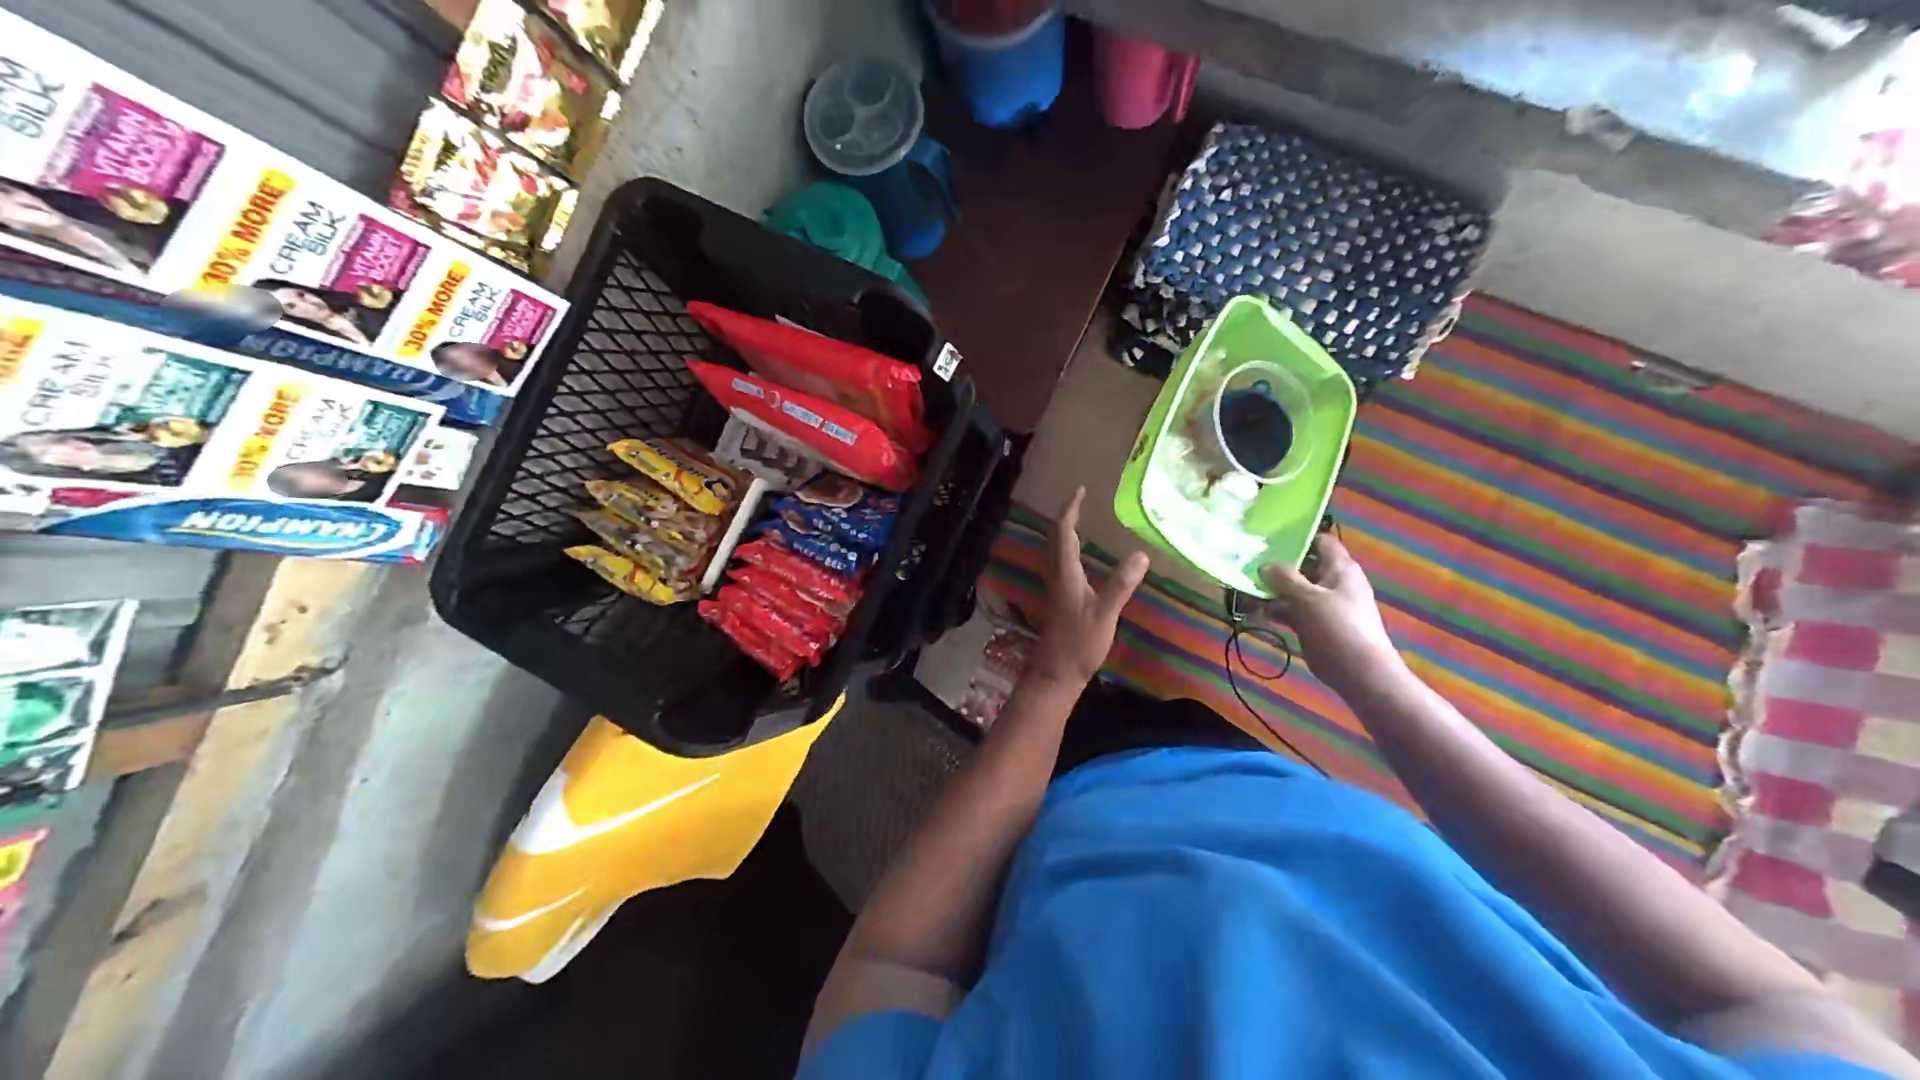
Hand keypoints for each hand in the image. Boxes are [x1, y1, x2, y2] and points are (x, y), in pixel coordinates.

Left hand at [1027, 488, 1148, 686]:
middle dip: (1067, 515)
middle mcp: (1056, 574)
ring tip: (1081, 519)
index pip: (1063, 531)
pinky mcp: (1059, 597)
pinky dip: (1069, 548)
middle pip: (1056, 536)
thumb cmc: (1079, 643)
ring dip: (1066, 530)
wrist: (1056, 671)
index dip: (1070, 509)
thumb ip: (1121, 584)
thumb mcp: (1105, 613)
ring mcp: (1056, 586)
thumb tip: (1141, 553)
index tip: (1080, 491)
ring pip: (1055, 549)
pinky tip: (1082, 556)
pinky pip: (1061, 562)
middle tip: (1081, 499)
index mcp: (1065, 572)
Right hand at [1261, 533, 1398, 688]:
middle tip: (1250, 566)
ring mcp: (1326, 604)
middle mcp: (1334, 582)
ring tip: (1247, 593)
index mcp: (1340, 568)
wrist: (1359, 671)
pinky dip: (1278, 611)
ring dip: (1274, 592)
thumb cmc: (1336, 626)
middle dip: (1278, 567)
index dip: (1299, 538)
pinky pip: (1295, 611)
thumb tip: (1266, 565)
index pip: (1321, 541)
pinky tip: (1258, 614)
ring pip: (1296, 590)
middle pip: (1304, 566)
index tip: (1271, 541)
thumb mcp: (1306, 597)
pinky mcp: (1318, 624)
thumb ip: (1284, 578)